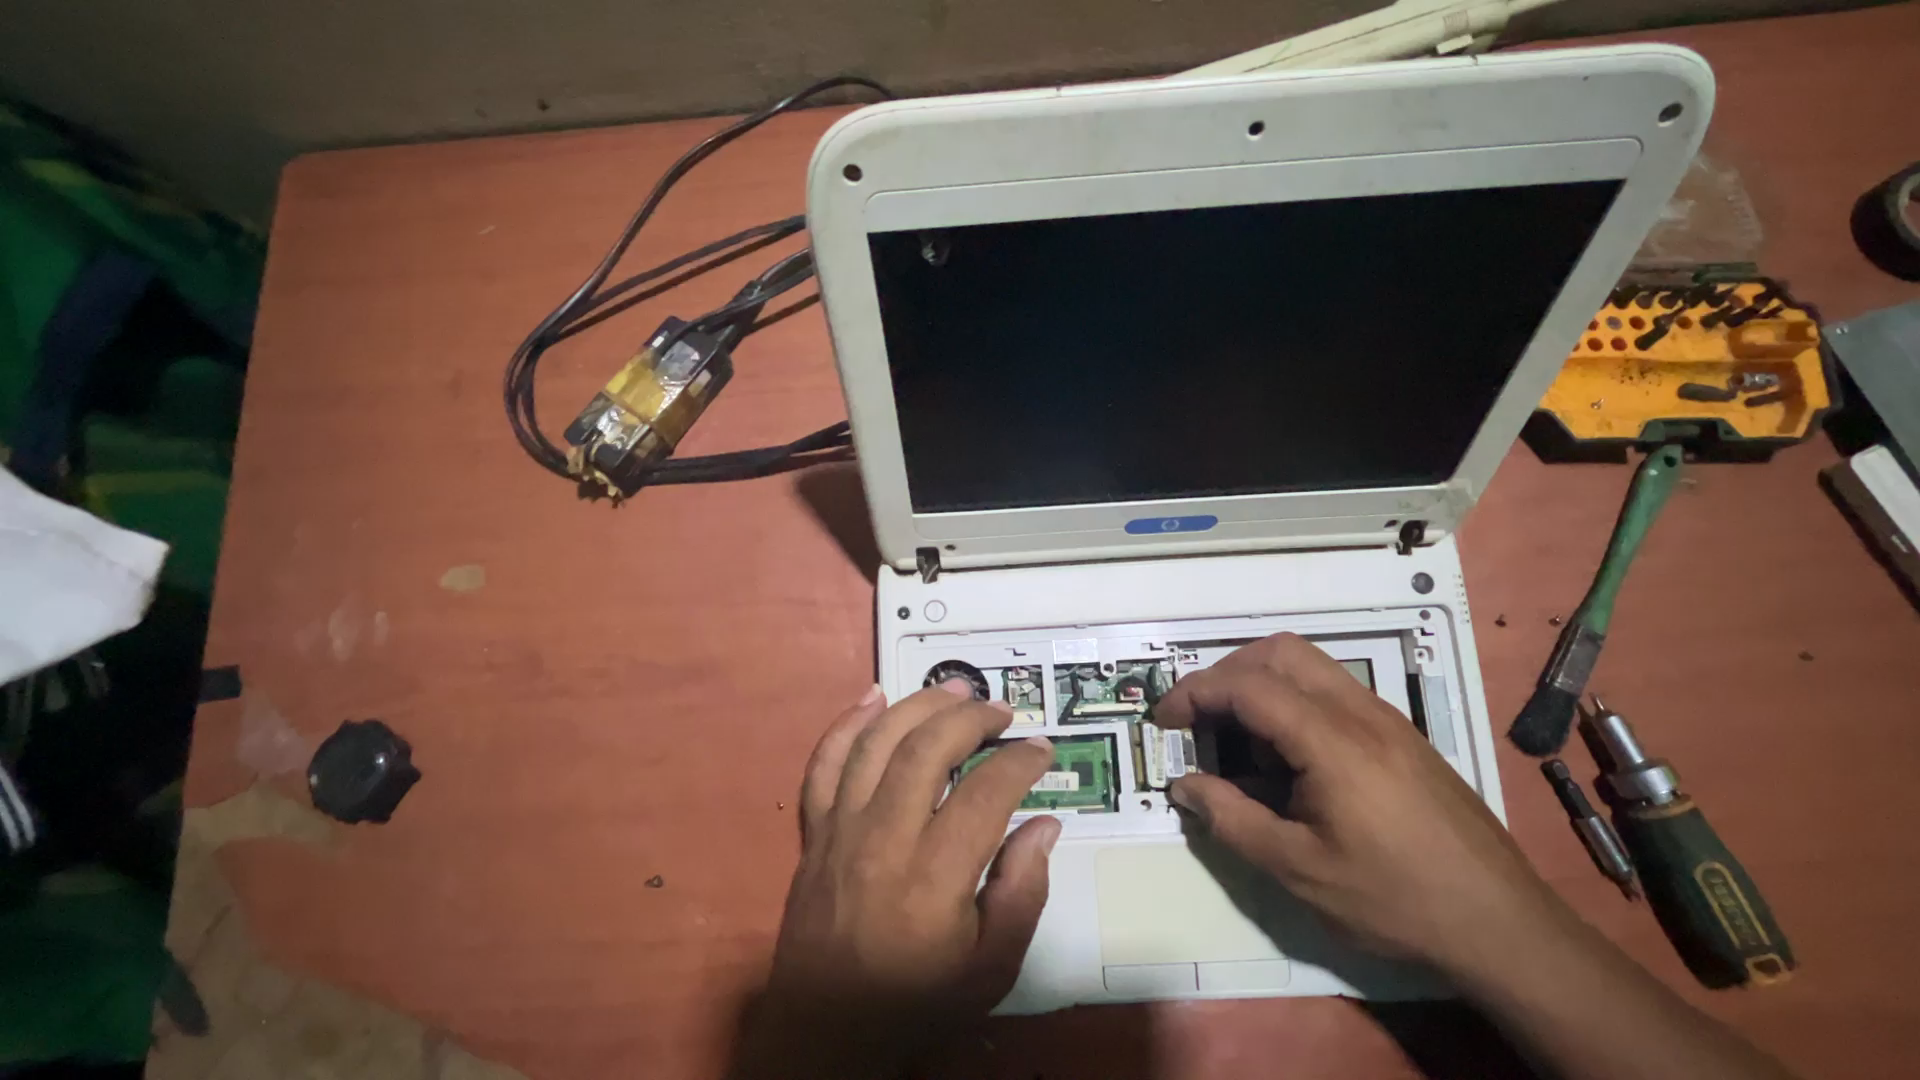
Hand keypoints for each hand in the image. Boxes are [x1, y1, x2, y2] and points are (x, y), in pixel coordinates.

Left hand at [731, 681, 1061, 1079]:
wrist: (824, 1031)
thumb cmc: (916, 1000)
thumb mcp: (991, 968)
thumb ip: (1023, 892)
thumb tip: (1043, 825)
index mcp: (933, 877)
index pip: (985, 793)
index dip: (1020, 763)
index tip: (1040, 751)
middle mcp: (883, 839)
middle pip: (927, 749)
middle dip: (970, 718)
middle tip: (1001, 712)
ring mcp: (840, 829)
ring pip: (876, 742)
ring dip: (917, 706)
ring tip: (953, 689)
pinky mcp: (814, 831)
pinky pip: (823, 763)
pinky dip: (846, 724)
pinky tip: (872, 697)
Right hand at [1158, 633, 1572, 975]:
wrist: (1502, 924)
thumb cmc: (1394, 899)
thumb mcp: (1298, 870)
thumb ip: (1230, 819)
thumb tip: (1183, 784)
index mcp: (1333, 741)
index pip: (1248, 685)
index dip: (1196, 693)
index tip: (1165, 722)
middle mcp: (1360, 712)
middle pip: (1278, 652)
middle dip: (1225, 674)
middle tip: (1198, 719)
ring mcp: (1386, 718)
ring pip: (1308, 665)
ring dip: (1259, 684)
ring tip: (1237, 740)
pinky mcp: (1400, 734)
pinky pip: (1331, 691)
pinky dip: (1291, 701)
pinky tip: (1285, 758)